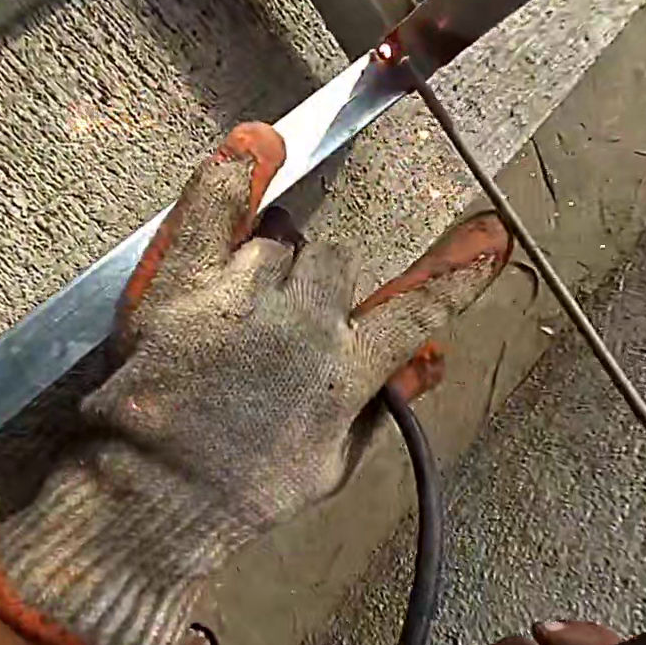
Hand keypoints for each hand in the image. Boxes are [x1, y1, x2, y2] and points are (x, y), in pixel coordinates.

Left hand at [0, 123, 508, 644]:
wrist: (156, 495)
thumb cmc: (242, 491)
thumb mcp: (331, 465)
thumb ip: (381, 407)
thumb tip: (429, 361)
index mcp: (345, 372)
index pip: (417, 310)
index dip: (454, 273)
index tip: (489, 238)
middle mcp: (306, 324)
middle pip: (336, 259)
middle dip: (316, 284)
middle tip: (277, 322)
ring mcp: (246, 296)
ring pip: (278, 242)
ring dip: (264, 265)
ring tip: (230, 311)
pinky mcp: (186, 283)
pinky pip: (217, 203)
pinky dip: (236, 173)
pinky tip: (255, 150)